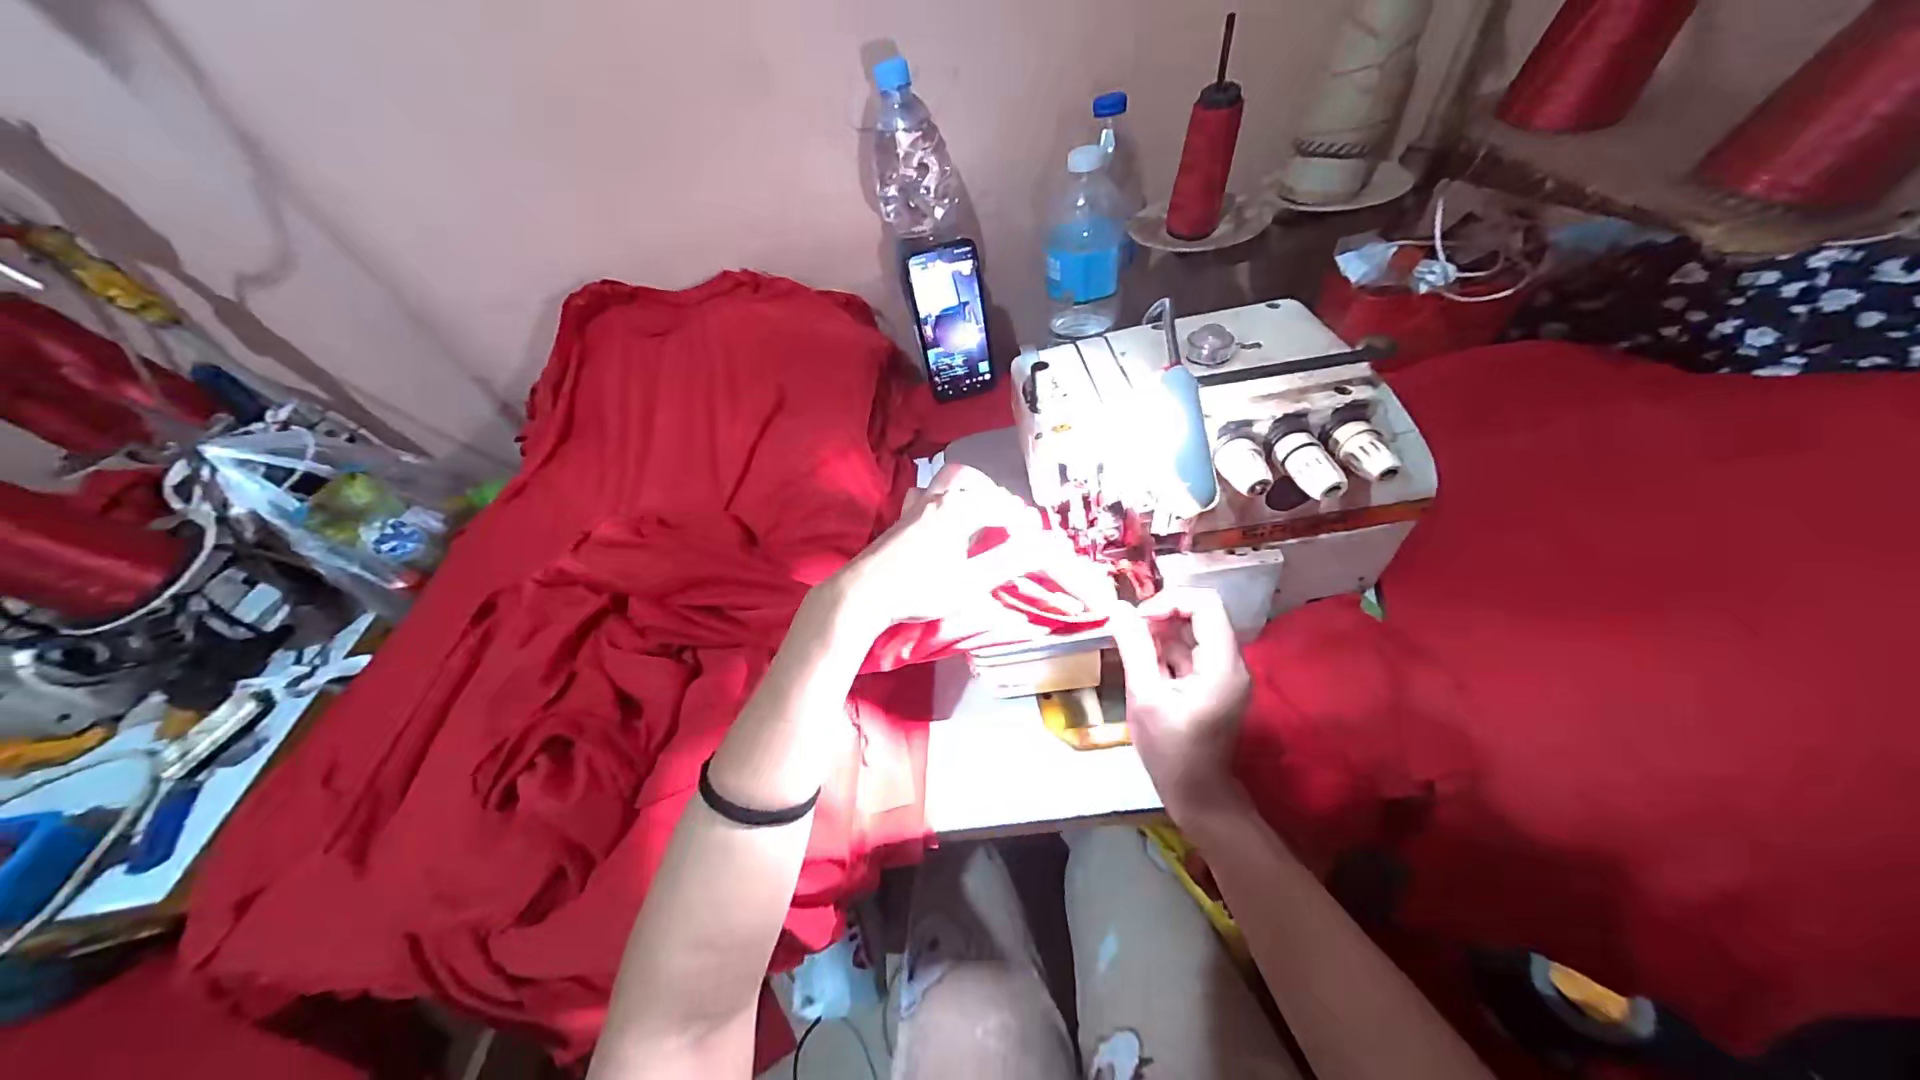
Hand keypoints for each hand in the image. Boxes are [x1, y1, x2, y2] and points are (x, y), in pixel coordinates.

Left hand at [823, 464, 1107, 632]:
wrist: (863, 593)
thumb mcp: (971, 580)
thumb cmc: (918, 589)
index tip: (1037, 541)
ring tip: (984, 514)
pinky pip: (930, 492)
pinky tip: (945, 517)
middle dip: (999, 500)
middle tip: (1012, 525)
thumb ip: (1008, 561)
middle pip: (976, 483)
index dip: (1023, 523)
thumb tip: (1046, 547)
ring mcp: (917, 504)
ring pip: (950, 481)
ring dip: (972, 491)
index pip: (1003, 506)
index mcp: (960, 507)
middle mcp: (939, 497)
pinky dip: (946, 497)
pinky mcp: (903, 516)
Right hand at [1110, 587, 1250, 815]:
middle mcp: (1233, 662)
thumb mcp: (1145, 696)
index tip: (1139, 619)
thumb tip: (1119, 608)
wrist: (1197, 794)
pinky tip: (1148, 670)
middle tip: (1131, 634)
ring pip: (1194, 632)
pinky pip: (1193, 651)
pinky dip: (1168, 652)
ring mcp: (1226, 673)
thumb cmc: (1170, 750)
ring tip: (1136, 655)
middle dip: (1162, 616)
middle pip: (1201, 614)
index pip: (1205, 604)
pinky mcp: (1216, 682)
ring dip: (1162, 634)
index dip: (1170, 601)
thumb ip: (1134, 648)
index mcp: (1223, 664)